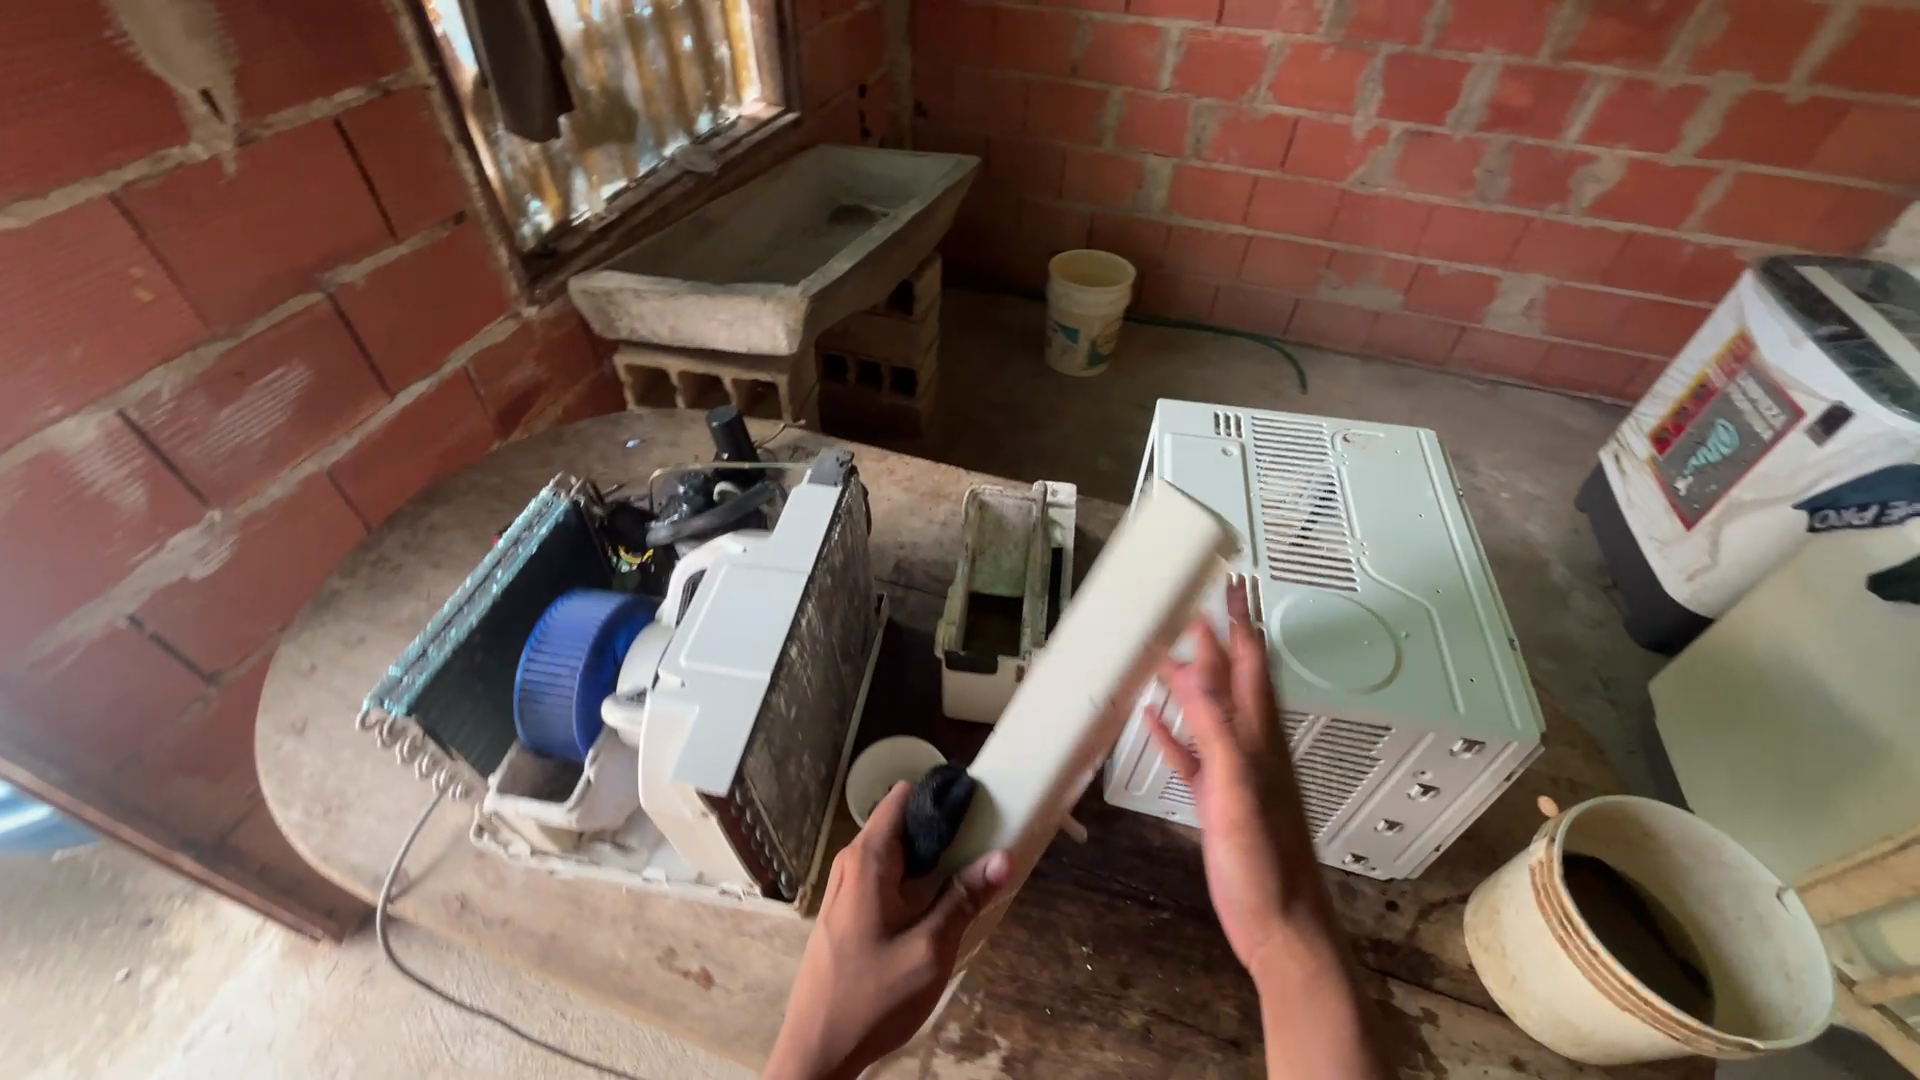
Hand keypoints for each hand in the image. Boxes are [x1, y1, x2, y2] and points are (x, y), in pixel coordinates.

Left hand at [764, 782, 1010, 1079]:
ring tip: (966, 874)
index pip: (903, 796)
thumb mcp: (929, 952)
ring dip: (928, 857)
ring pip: (893, 851)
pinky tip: (936, 905)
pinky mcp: (846, 911)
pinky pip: (884, 876)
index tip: (976, 807)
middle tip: (982, 845)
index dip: (939, 796)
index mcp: (867, 859)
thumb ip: (964, 899)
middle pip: (901, 822)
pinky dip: (912, 879)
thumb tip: (1003, 855)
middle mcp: (851, 863)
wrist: (815, 1054)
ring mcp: (845, 888)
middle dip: (941, 829)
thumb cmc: (871, 1000)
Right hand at [1146, 579, 1329, 974]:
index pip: (1248, 662)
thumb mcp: (1237, 792)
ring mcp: (1233, 771)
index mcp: (1258, 737)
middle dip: (1216, 638)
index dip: (1239, 621)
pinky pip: (1191, 752)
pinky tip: (1152, 720)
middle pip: (1231, 677)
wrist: (1280, 927)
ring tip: (1168, 651)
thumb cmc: (1265, 865)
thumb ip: (1217, 731)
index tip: (1228, 583)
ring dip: (1191, 679)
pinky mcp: (1217, 798)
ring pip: (1209, 710)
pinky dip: (1173, 731)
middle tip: (1194, 606)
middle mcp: (1249, 745)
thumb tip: (1194, 671)